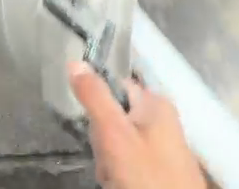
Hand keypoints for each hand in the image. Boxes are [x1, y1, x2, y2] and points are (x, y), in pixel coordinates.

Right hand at [68, 62, 205, 188]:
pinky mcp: (162, 170)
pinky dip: (121, 173)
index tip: (91, 119)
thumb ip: (94, 95)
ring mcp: (163, 148)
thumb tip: (75, 61)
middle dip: (102, 136)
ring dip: (108, 158)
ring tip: (114, 174)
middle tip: (107, 154)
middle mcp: (162, 120)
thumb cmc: (147, 176)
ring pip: (118, 140)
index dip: (97, 100)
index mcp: (156, 103)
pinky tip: (122, 183)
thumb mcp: (113, 132)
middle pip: (113, 113)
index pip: (113, 83)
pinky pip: (129, 161)